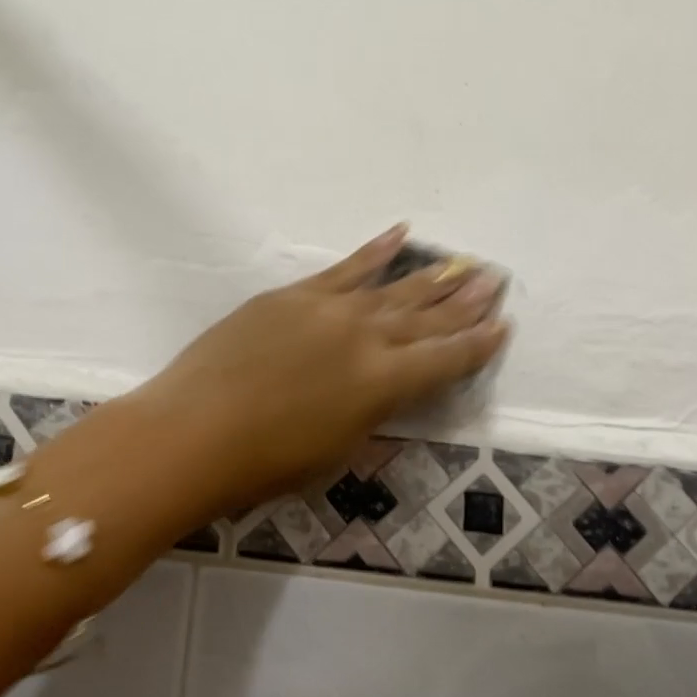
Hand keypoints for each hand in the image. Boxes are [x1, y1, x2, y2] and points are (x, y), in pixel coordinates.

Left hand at [130, 224, 509, 518]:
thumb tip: (388, 386)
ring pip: (391, 287)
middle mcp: (366, 336)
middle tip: (493, 281)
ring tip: (463, 262)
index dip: (477, 344)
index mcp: (383, 383)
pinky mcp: (294, 294)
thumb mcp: (338, 449)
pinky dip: (373, 250)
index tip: (503, 325)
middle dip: (463, 300)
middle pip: (425, 315)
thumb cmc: (266, 463)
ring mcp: (329, 308)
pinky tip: (398, 233)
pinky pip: (344, 267)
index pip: (445, 359)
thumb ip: (371, 411)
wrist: (194, 430)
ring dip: (430, 275)